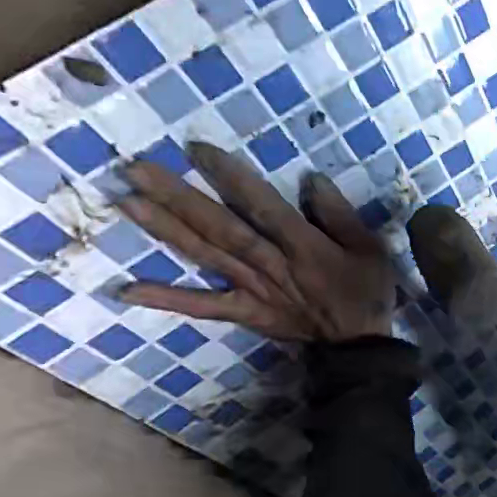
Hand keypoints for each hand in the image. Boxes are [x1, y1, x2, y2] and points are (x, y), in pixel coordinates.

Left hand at [115, 141, 395, 342]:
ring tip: (128, 204)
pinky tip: (128, 289)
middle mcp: (270, 265)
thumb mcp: (369, 248)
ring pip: (206, 256)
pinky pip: (202, 306)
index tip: (196, 149)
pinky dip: (166, 298)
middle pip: (220, 227)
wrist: (357, 347)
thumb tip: (311, 179)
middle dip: (179, 197)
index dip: (229, 178)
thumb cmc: (364, 291)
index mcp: (302, 246)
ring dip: (166, 231)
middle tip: (136, 170)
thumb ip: (340, 214)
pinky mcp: (244, 312)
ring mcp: (252, 290)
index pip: (261, 206)